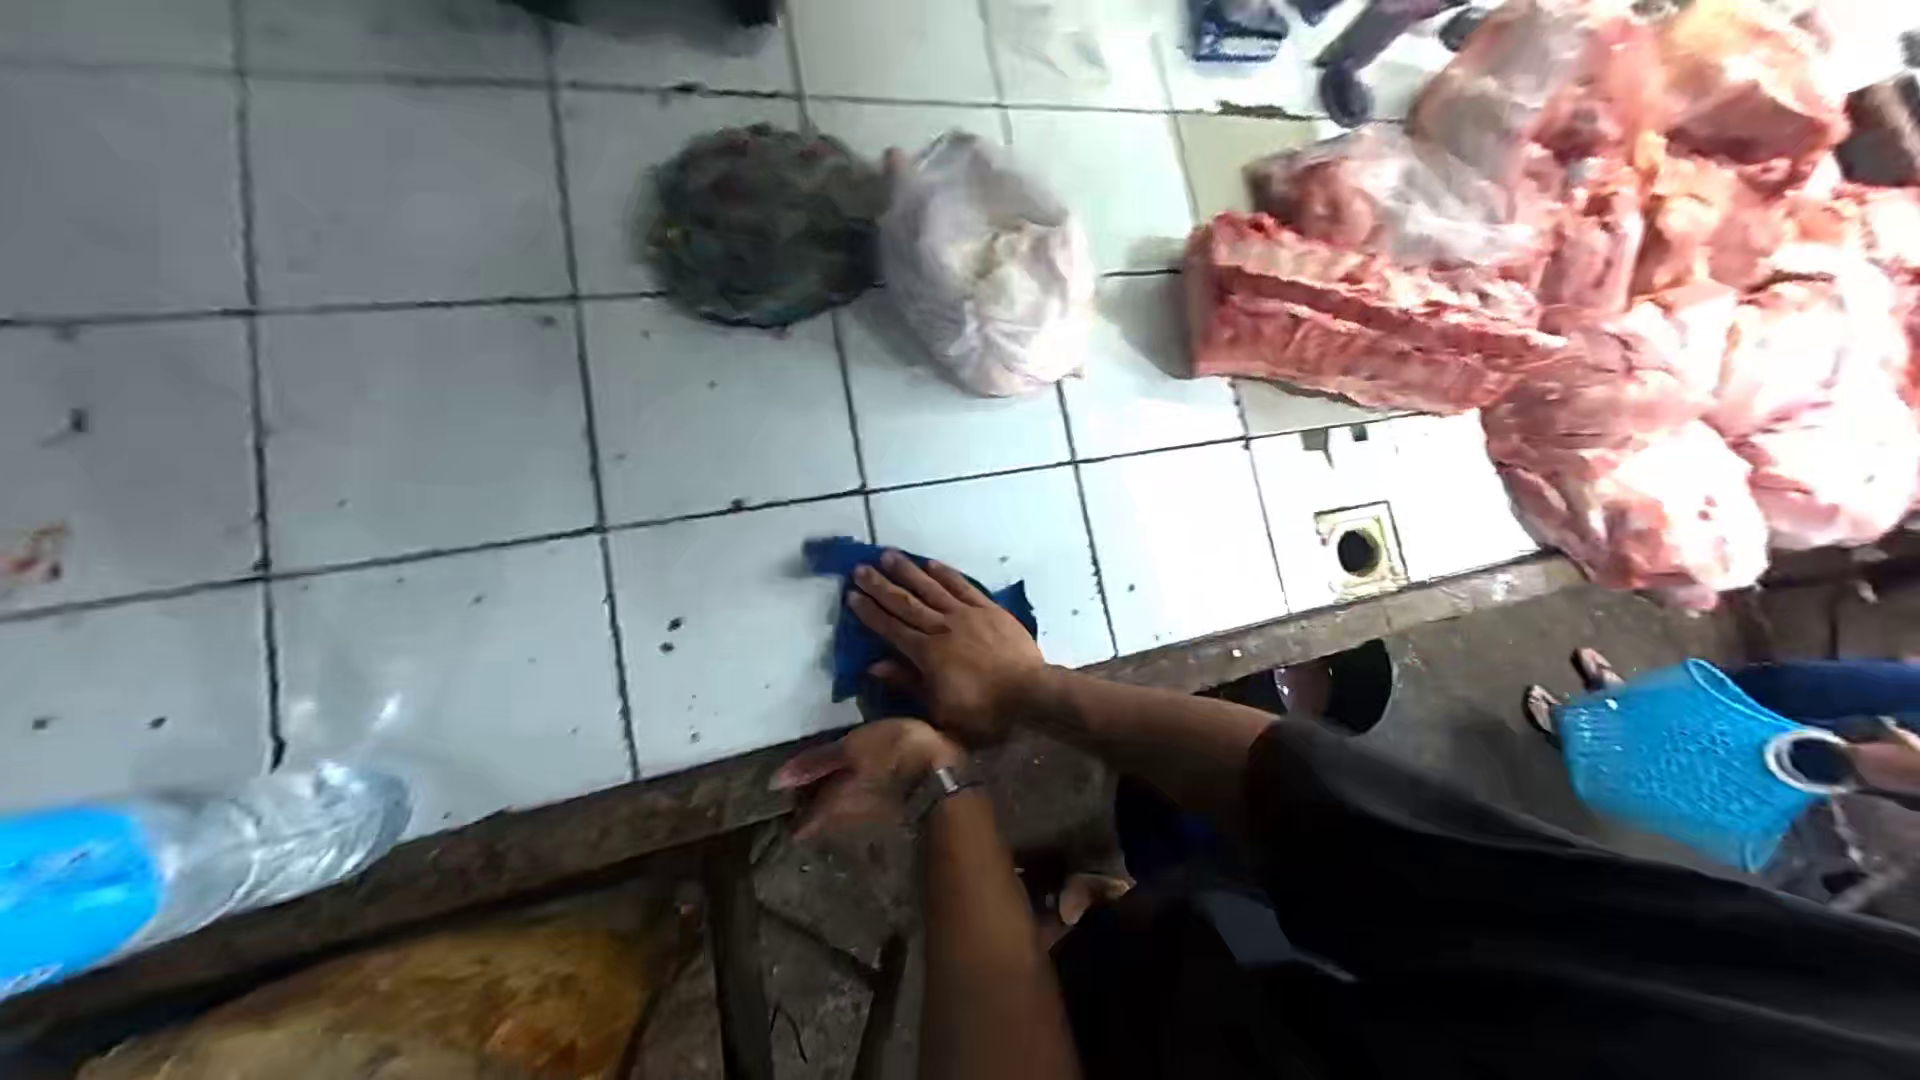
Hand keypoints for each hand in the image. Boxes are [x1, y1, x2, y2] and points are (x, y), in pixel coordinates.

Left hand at [771, 719, 965, 839]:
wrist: (945, 774)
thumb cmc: (893, 756)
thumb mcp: (852, 748)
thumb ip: (817, 762)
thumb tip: (774, 781)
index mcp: (830, 809)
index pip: (798, 825)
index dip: (790, 808)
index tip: (789, 786)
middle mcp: (845, 823)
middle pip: (819, 818)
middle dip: (812, 799)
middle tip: (812, 769)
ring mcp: (870, 821)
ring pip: (841, 811)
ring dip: (837, 793)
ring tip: (840, 764)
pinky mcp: (891, 811)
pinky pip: (863, 802)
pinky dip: (859, 789)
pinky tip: (866, 768)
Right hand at [848, 551, 1050, 744]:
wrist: (1031, 696)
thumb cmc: (984, 713)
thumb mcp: (940, 710)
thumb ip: (908, 683)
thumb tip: (874, 666)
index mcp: (927, 654)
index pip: (891, 628)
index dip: (870, 611)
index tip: (851, 595)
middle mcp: (942, 628)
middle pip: (905, 602)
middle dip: (880, 585)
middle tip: (860, 568)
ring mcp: (967, 615)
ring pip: (931, 588)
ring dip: (908, 571)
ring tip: (888, 556)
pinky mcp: (989, 610)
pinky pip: (963, 586)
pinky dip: (945, 574)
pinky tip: (931, 564)